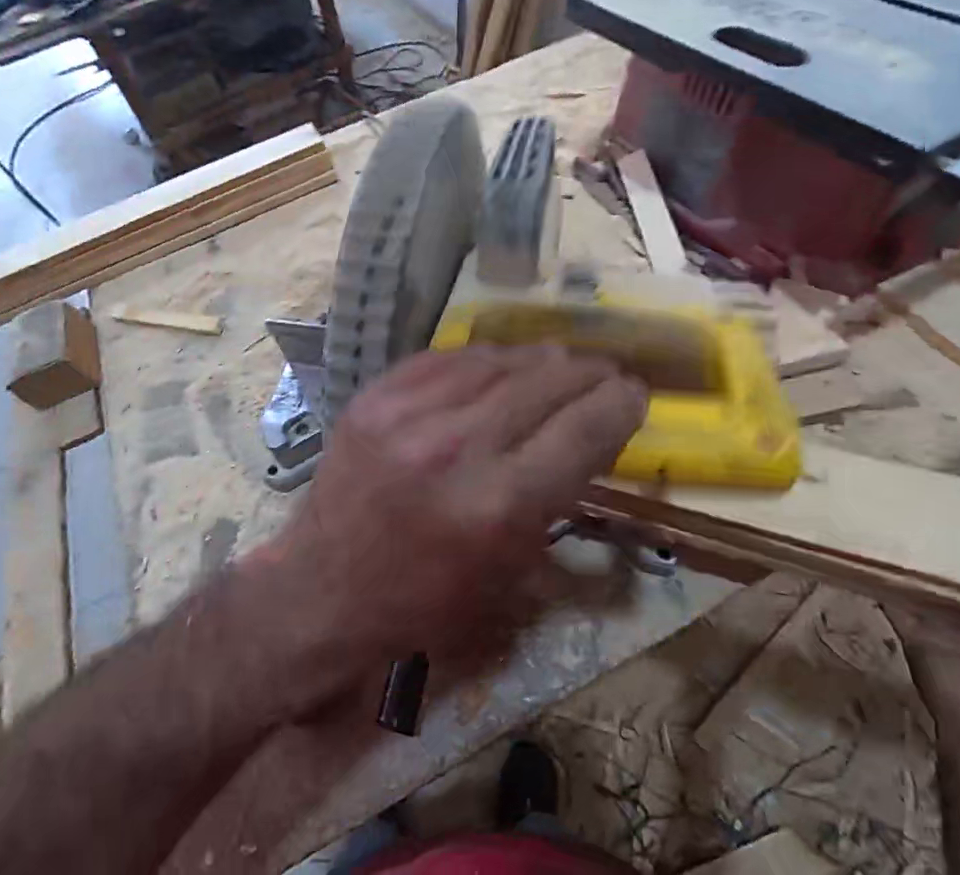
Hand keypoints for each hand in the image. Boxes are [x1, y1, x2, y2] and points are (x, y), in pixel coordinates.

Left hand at [257, 346, 647, 663]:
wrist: (324, 592)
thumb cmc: (425, 602)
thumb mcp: (511, 570)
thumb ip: (558, 496)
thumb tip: (592, 431)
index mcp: (500, 504)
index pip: (584, 427)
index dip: (622, 403)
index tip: (635, 394)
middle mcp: (457, 447)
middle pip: (547, 381)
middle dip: (589, 374)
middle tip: (605, 375)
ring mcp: (407, 414)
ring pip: (499, 358)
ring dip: (541, 360)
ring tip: (559, 364)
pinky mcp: (373, 397)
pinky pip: (447, 357)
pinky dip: (484, 359)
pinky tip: (500, 366)